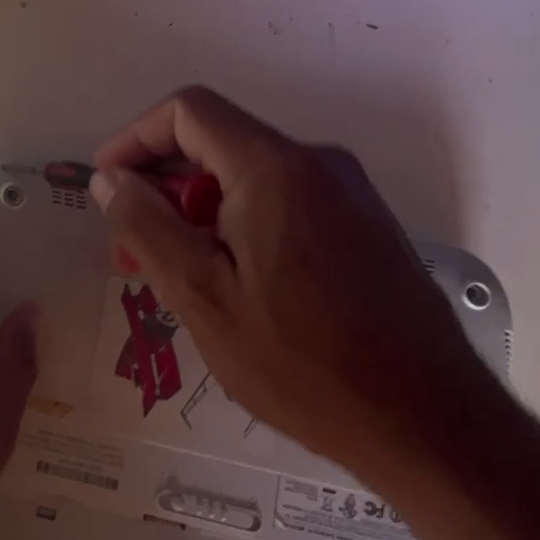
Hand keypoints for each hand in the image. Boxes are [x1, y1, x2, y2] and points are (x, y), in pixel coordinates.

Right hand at [88, 86, 498, 469]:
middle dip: (161, 186)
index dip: (133, 139)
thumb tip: (109, 179)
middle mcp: (317, 164)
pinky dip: (237, 225)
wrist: (433, 428)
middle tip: (130, 248)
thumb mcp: (200, 294)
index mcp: (274, 168)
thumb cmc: (302, 361)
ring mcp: (349, 195)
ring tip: (172, 275)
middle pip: (216, 143)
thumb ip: (144, 224)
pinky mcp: (365, 228)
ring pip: (246, 177)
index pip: (186, 111)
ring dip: (196, 212)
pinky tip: (227, 284)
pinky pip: (281, 203)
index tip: (106, 186)